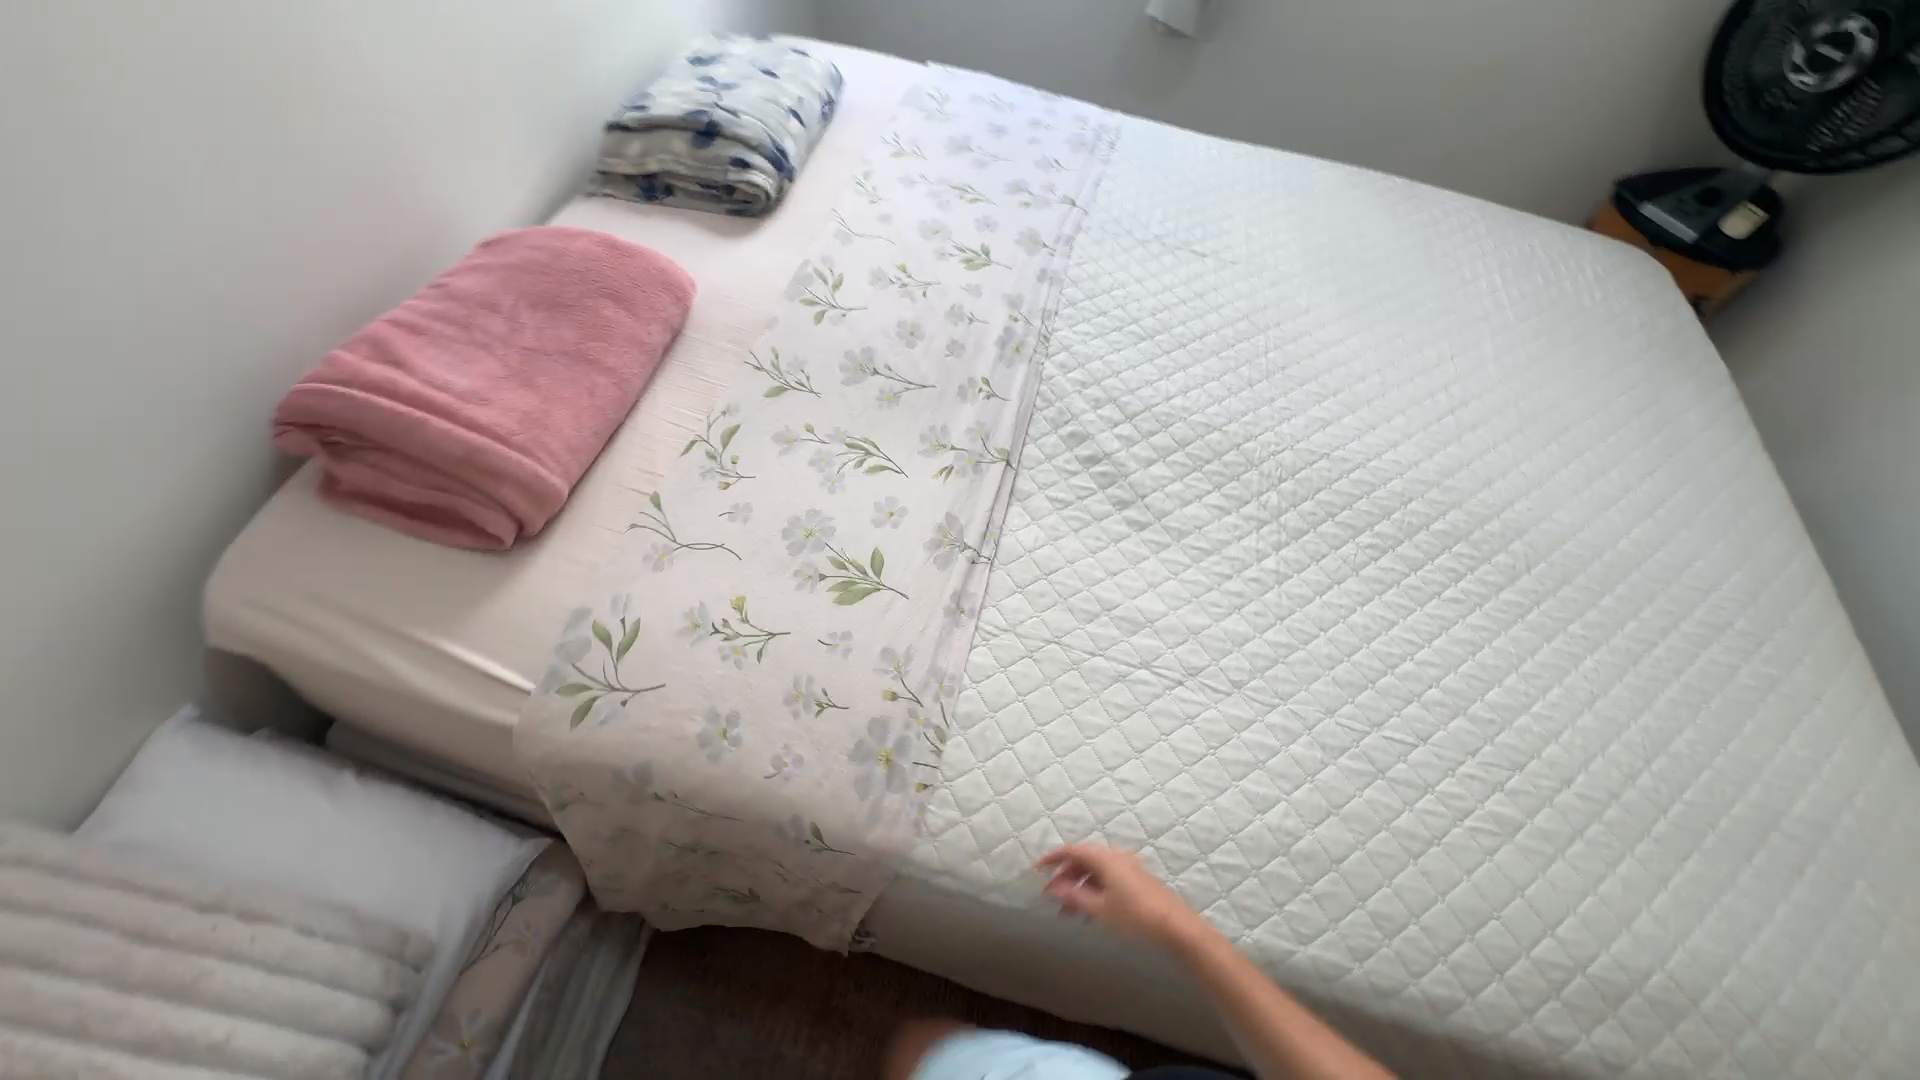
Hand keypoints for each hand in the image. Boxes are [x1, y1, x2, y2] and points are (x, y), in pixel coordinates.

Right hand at [1035, 843, 1206, 948]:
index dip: (1052, 859)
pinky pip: (1108, 879)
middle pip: (1083, 860)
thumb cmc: (1135, 918)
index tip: (1036, 871)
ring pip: (1096, 871)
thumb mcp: (1099, 909)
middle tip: (1052, 897)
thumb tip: (1053, 887)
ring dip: (1079, 887)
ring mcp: (1129, 867)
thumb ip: (1074, 896)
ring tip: (1068, 911)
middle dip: (1065, 877)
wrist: (1177, 928)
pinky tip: (1090, 912)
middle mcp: (1116, 856)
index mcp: (1105, 858)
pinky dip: (1094, 890)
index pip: (1072, 850)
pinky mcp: (1137, 880)